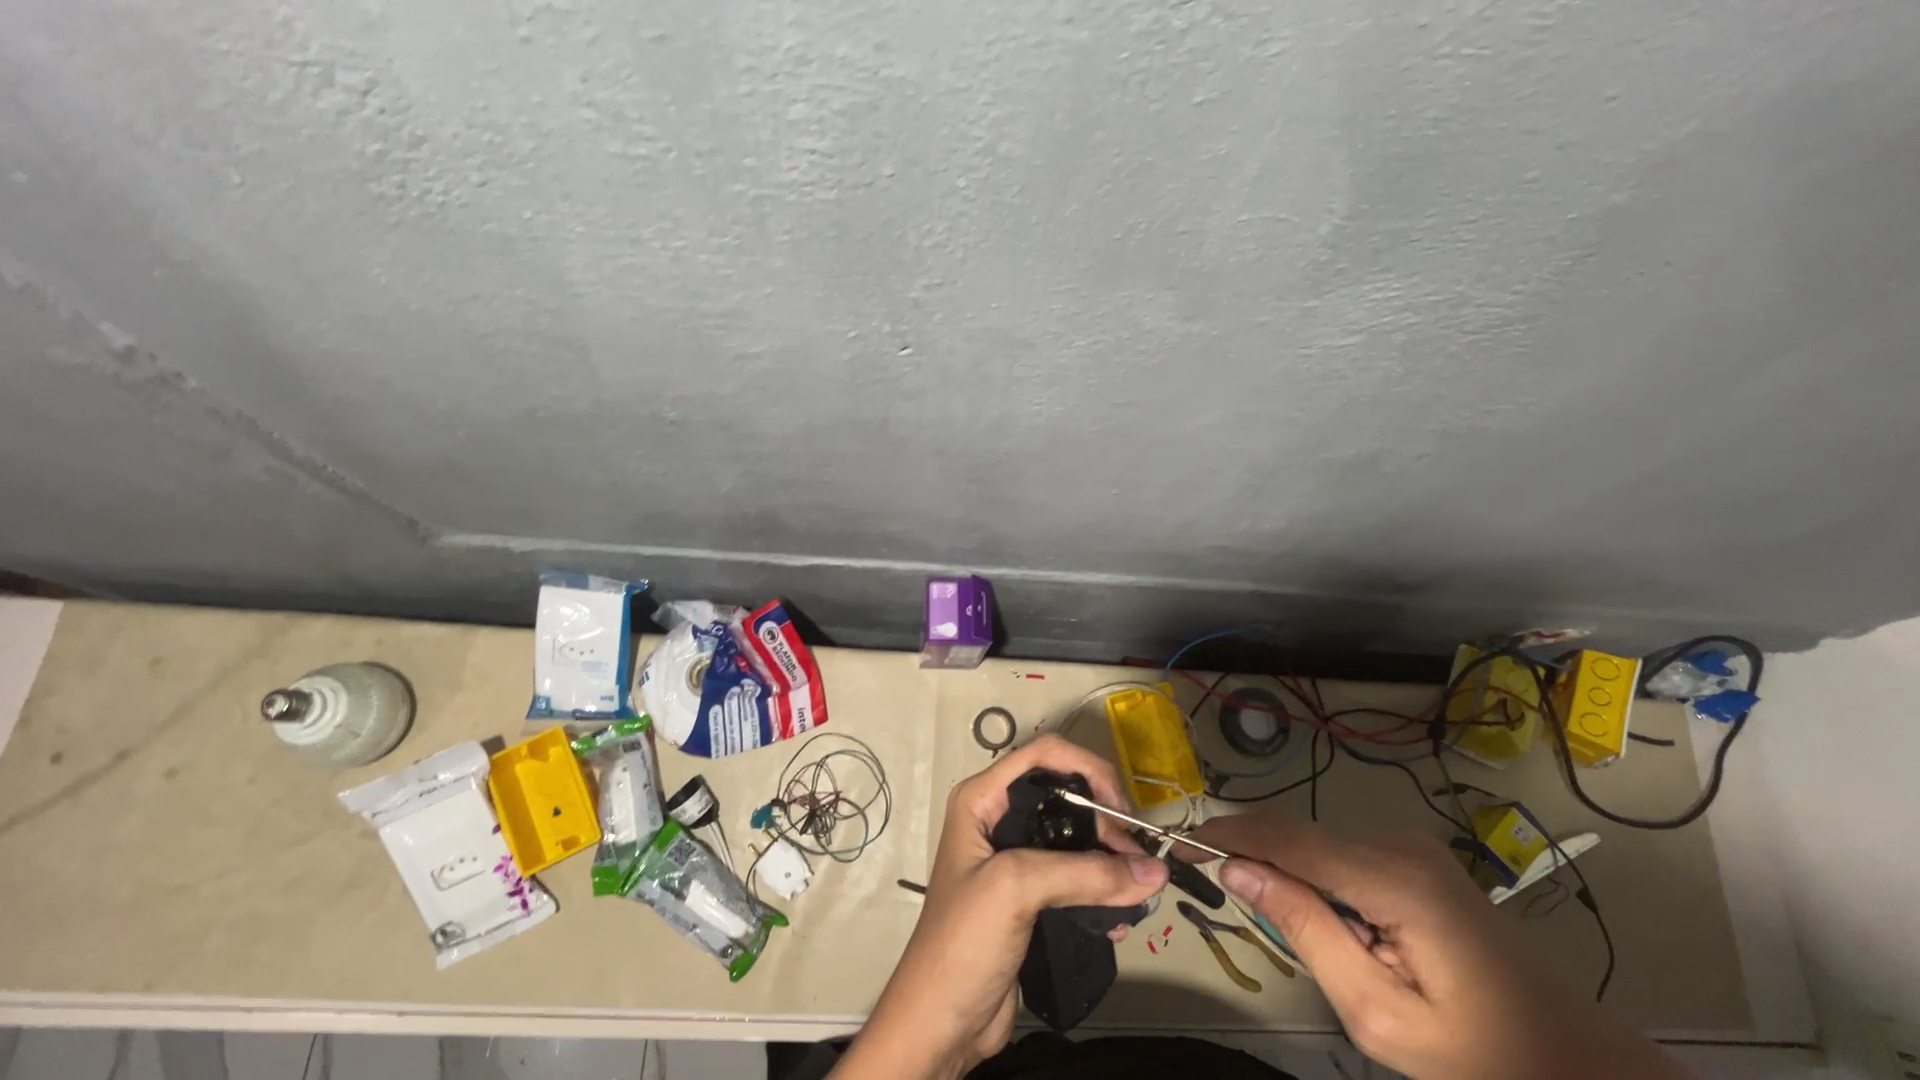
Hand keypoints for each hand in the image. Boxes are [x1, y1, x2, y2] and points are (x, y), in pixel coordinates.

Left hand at [834, 736, 1169, 1079]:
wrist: (940, 1021)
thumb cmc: (963, 941)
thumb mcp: (1016, 889)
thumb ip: (1085, 873)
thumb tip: (1154, 871)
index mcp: (982, 799)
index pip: (1044, 755)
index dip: (1088, 769)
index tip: (1122, 808)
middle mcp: (1000, 820)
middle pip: (1068, 797)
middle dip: (1107, 823)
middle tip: (1137, 861)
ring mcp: (1017, 860)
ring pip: (1078, 839)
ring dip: (1111, 860)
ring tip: (1137, 892)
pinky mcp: (1033, 898)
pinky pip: (1080, 878)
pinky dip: (1104, 890)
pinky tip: (1120, 918)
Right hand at [1188, 812, 1692, 1079]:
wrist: (1573, 1060)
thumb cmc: (1477, 1054)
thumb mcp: (1377, 1011)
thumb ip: (1304, 931)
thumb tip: (1236, 869)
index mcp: (1394, 879)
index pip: (1285, 836)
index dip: (1225, 834)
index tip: (1174, 846)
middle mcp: (1399, 844)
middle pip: (1295, 833)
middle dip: (1247, 854)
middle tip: (1204, 887)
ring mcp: (1411, 847)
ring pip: (1313, 842)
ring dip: (1281, 871)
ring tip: (1278, 927)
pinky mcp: (1415, 859)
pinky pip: (1339, 854)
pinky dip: (1310, 877)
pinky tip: (1323, 925)